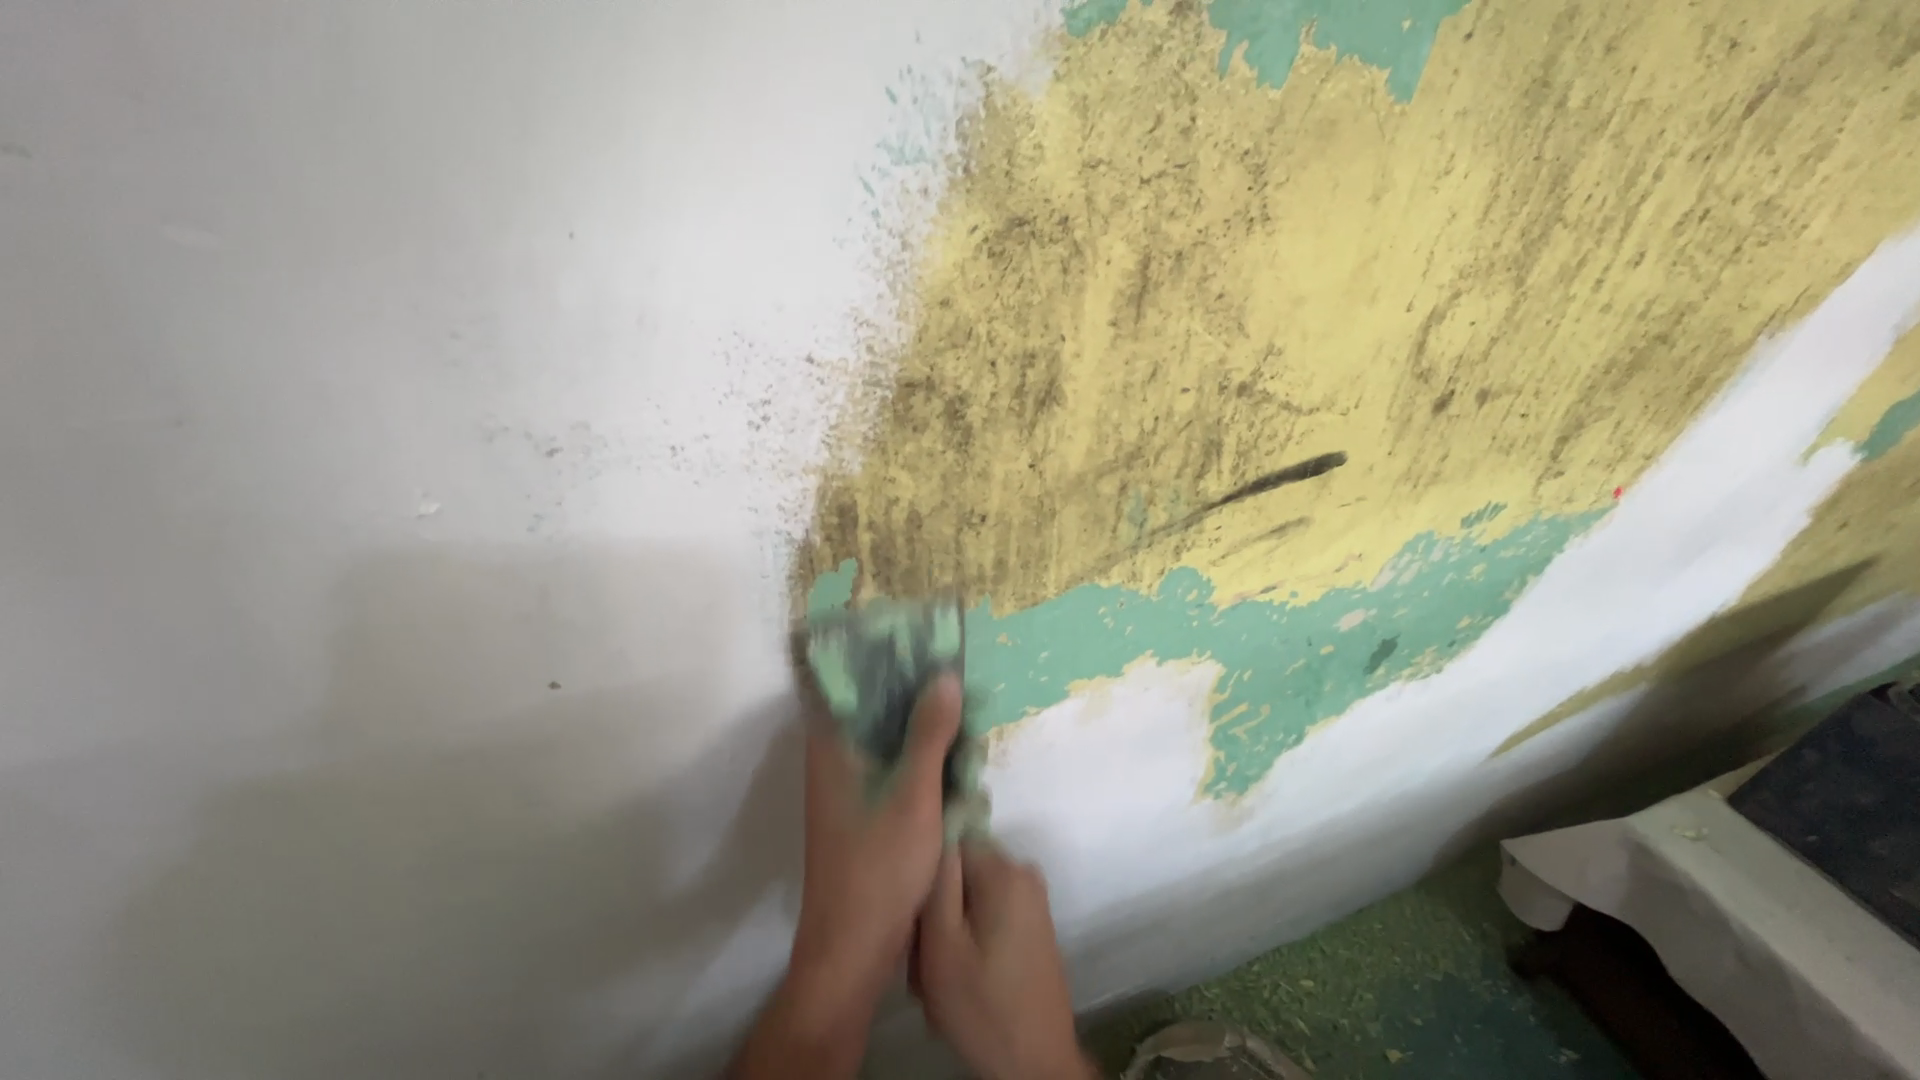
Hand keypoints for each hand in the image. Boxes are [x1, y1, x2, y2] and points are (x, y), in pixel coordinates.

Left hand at [791, 673, 962, 1013]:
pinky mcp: (866, 810)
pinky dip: (921, 755)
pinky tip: (956, 754)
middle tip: (953, 667)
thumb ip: (929, 734)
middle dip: (910, 686)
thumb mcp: (914, 795)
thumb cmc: (878, 867)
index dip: (877, 652)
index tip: (916, 631)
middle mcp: (834, 759)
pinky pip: (894, 765)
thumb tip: (945, 674)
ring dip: (920, 723)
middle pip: (870, 705)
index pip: (845, 679)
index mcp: (831, 746)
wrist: (853, 949)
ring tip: (963, 703)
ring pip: (885, 737)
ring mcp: (849, 786)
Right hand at [913, 843, 1097, 1079]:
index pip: (947, 841)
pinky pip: (987, 914)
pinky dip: (968, 940)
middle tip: (923, 956)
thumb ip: (937, 881)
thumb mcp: (941, 944)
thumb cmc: (982, 1006)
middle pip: (959, 870)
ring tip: (938, 973)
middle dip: (936, 908)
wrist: (1036, 1064)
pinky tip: (960, 977)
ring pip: (969, 896)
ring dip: (948, 929)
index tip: (916, 916)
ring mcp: (1031, 899)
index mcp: (1003, 869)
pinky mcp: (1032, 924)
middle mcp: (1023, 872)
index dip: (924, 876)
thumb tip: (935, 830)